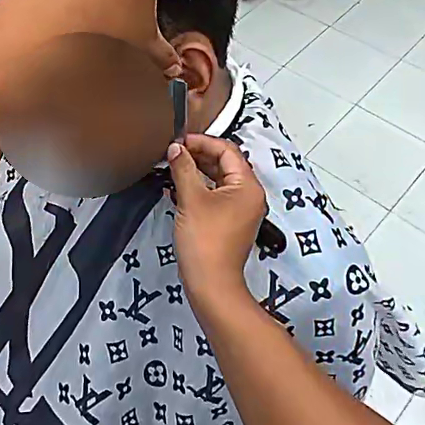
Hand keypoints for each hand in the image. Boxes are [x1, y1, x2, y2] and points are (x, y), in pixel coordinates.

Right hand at [166, 134, 265, 307]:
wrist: (211, 283)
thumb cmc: (206, 243)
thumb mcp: (191, 199)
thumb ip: (183, 168)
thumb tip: (176, 149)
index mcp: (247, 186)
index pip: (227, 151)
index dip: (202, 142)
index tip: (180, 141)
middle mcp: (250, 195)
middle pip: (225, 164)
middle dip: (199, 156)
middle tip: (175, 153)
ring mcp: (242, 210)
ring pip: (220, 180)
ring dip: (198, 172)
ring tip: (174, 167)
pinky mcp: (231, 222)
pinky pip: (217, 196)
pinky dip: (200, 189)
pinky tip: (179, 188)